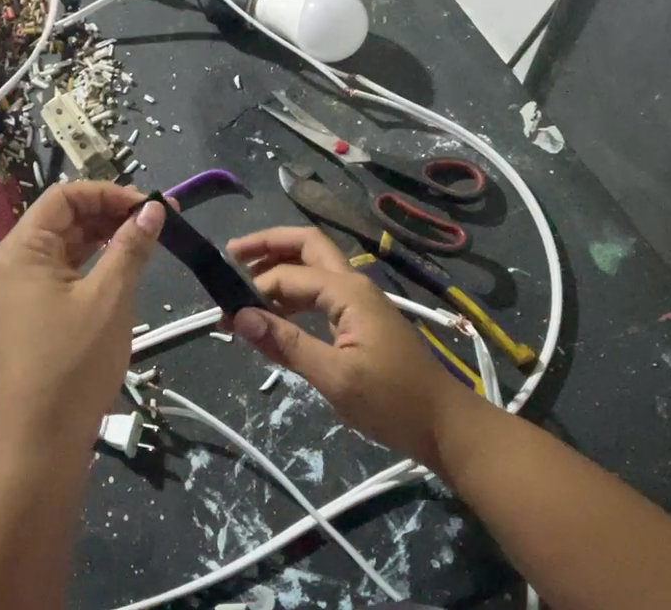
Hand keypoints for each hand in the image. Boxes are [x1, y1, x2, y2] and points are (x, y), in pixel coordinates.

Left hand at [0, 182, 162, 457]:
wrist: (39, 442)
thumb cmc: (73, 364)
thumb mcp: (109, 299)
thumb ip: (131, 247)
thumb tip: (155, 209)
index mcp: (21, 249)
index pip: (65, 196)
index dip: (109, 193)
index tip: (152, 206)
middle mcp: (13, 263)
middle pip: (64, 219)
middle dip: (111, 214)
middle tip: (159, 222)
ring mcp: (19, 292)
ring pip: (66, 248)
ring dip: (105, 239)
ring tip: (148, 242)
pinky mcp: (31, 316)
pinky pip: (63, 275)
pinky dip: (94, 267)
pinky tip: (124, 272)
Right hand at [228, 226, 475, 470]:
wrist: (445, 425)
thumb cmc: (393, 402)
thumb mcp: (335, 377)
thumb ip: (286, 345)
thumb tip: (238, 317)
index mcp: (348, 292)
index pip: (289, 275)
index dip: (254, 289)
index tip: (224, 315)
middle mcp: (353, 285)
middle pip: (306, 245)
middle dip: (268, 244)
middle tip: (231, 255)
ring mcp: (360, 300)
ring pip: (314, 267)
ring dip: (280, 268)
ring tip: (244, 285)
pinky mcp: (362, 319)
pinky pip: (321, 292)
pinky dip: (294, 295)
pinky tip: (275, 315)